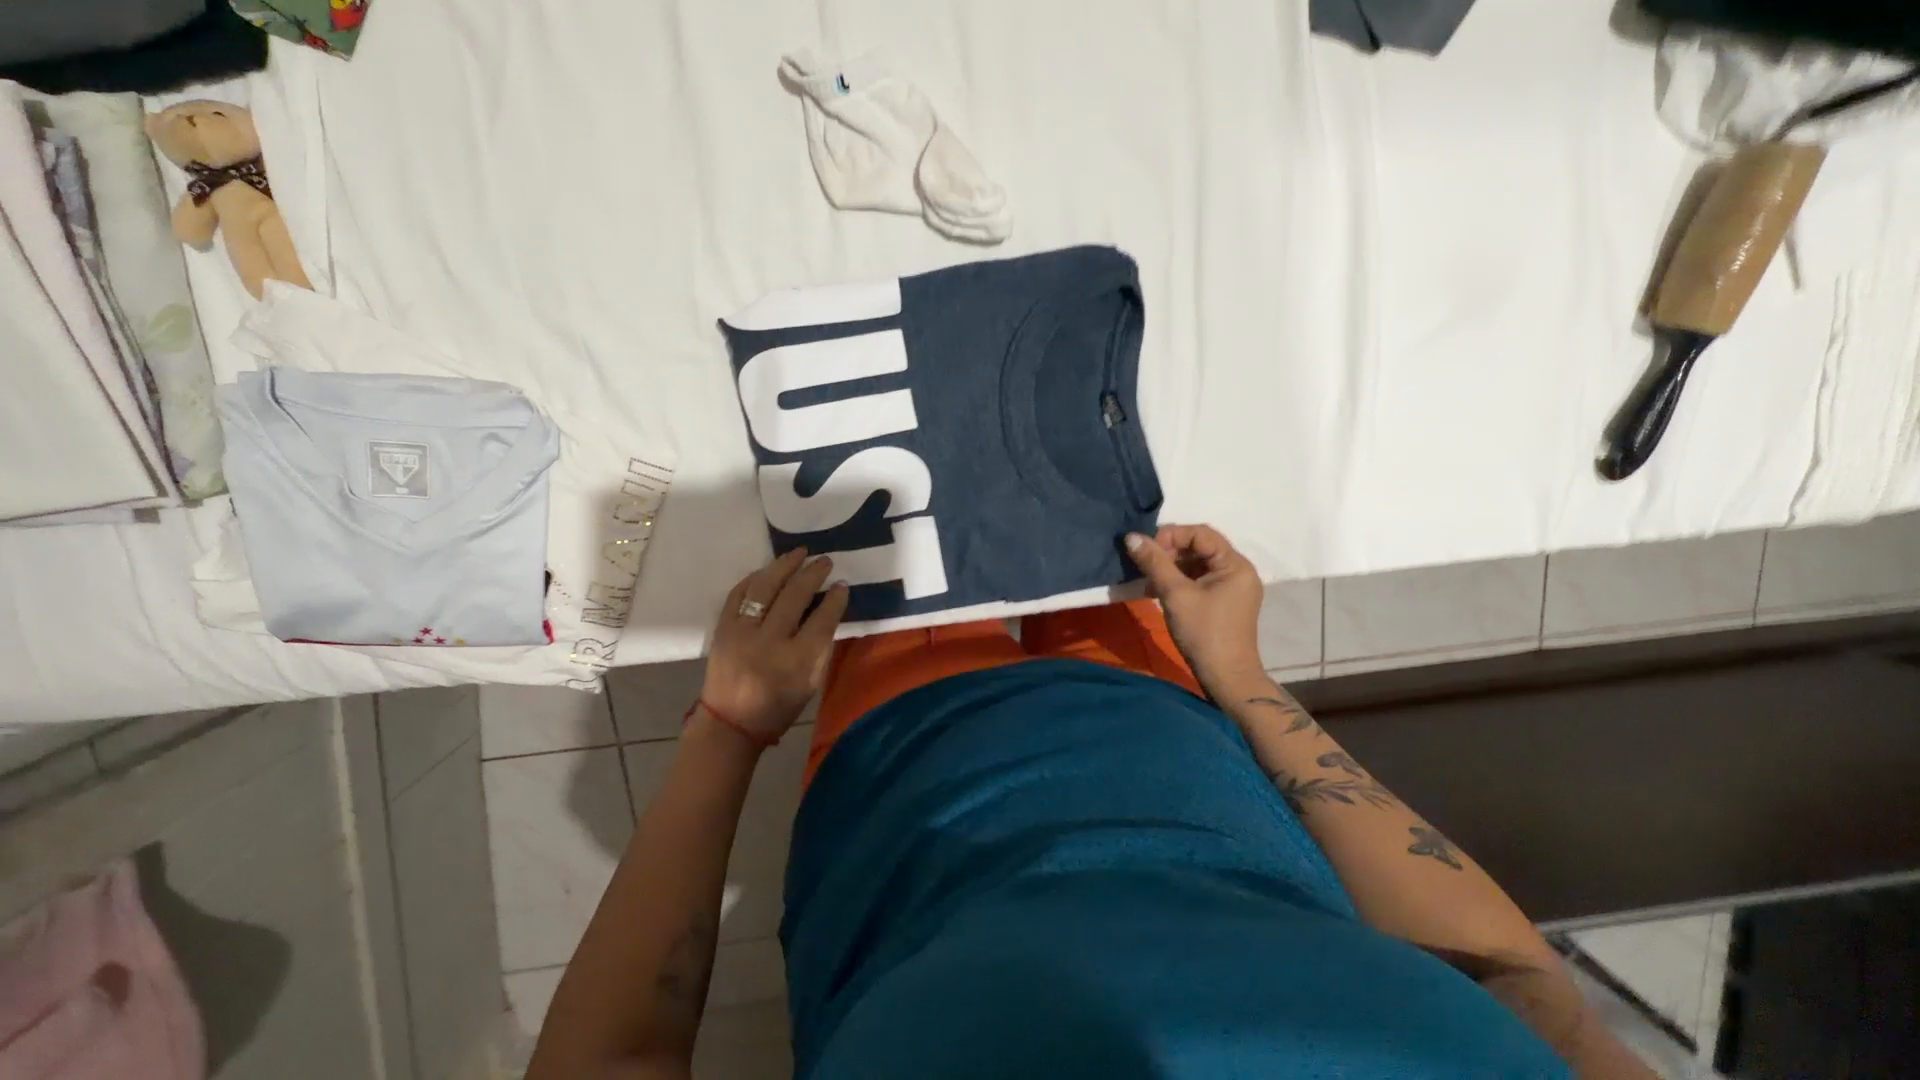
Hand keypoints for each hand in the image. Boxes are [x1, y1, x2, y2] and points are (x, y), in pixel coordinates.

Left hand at [699, 548, 849, 744]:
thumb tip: (829, 610)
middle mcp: (768, 641)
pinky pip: (739, 593)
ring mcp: (741, 631)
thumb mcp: (811, 683)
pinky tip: (770, 570)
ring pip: (765, 587)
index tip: (842, 585)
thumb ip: (821, 647)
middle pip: (794, 596)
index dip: (835, 599)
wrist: (730, 723)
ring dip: (784, 566)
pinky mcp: (722, 628)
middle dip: (812, 574)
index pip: (822, 619)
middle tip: (825, 561)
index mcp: (796, 661)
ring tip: (799, 553)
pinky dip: (755, 578)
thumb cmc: (778, 706)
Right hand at [1125, 524, 1265, 694]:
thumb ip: (1154, 563)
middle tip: (1144, 563)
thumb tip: (1131, 537)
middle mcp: (1238, 571)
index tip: (1146, 549)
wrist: (1225, 677)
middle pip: (1200, 547)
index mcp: (1235, 564)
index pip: (1202, 534)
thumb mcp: (1175, 594)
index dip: (1172, 535)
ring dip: (1171, 567)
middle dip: (1169, 551)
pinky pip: (1199, 580)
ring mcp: (1232, 588)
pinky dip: (1178, 581)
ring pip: (1197, 564)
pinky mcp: (1224, 602)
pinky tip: (1156, 589)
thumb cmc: (1203, 633)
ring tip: (1147, 577)